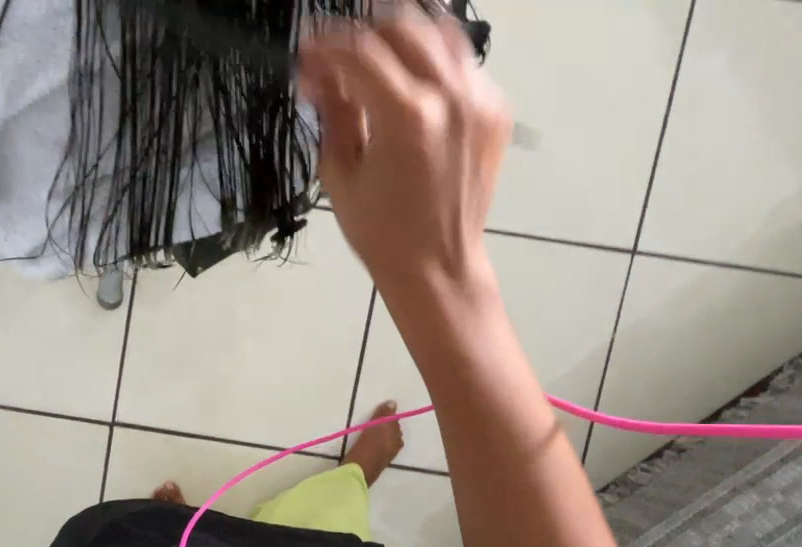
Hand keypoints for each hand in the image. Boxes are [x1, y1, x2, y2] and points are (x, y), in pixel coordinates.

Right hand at [298, 13, 512, 299]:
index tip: (306, 49)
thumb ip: (334, 114)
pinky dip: (432, 63)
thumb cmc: (380, 234)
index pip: (360, 52)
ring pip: (440, 33)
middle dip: (363, 32)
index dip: (326, 44)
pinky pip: (462, 64)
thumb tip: (318, 74)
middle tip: (338, 52)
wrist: (437, 266)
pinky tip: (411, 86)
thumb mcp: (341, 177)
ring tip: (376, 56)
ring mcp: (480, 99)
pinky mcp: (495, 109)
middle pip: (404, 26)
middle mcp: (450, 96)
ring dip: (402, 36)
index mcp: (406, 117)